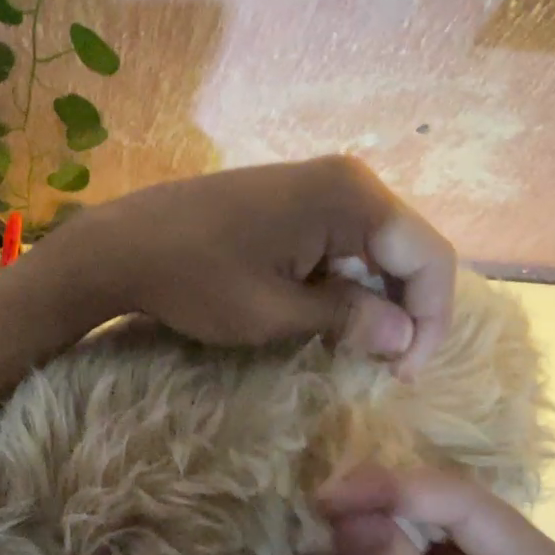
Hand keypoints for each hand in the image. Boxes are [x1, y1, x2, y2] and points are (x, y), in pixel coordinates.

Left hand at [41, 155, 456, 373]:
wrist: (124, 246)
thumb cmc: (195, 280)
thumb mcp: (273, 313)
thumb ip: (345, 319)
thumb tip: (404, 338)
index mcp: (352, 199)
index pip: (428, 258)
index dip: (430, 320)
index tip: (406, 374)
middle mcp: (347, 181)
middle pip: (406, 250)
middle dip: (406, 311)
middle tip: (388, 369)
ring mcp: (318, 186)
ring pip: (374, 250)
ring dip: (375, 301)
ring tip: (359, 352)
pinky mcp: (292, 202)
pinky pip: (340, 244)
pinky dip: (344, 284)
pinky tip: (328, 320)